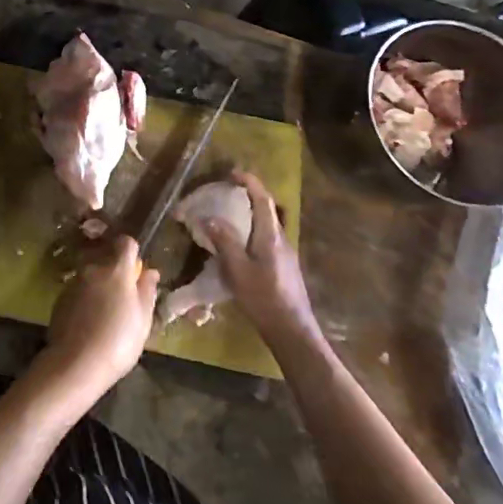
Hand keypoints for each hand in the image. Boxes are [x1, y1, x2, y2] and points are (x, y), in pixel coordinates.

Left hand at [40, 234, 159, 399]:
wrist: (76, 365)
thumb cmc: (118, 341)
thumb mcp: (143, 319)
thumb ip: (147, 290)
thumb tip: (150, 271)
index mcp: (116, 268)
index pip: (126, 242)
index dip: (133, 252)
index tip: (136, 272)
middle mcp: (93, 268)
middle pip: (106, 258)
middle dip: (115, 271)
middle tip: (123, 298)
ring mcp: (74, 282)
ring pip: (91, 275)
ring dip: (99, 285)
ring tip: (105, 314)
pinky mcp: (60, 298)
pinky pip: (78, 290)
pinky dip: (85, 299)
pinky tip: (88, 323)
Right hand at [203, 170, 319, 346]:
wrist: (292, 330)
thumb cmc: (263, 298)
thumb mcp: (237, 270)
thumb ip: (224, 241)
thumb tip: (209, 217)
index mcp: (270, 235)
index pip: (262, 199)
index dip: (249, 182)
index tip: (233, 173)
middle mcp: (281, 239)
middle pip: (268, 209)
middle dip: (250, 196)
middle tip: (230, 193)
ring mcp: (286, 254)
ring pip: (269, 225)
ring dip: (252, 215)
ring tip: (231, 218)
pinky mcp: (285, 267)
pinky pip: (269, 239)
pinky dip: (254, 232)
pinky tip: (242, 247)